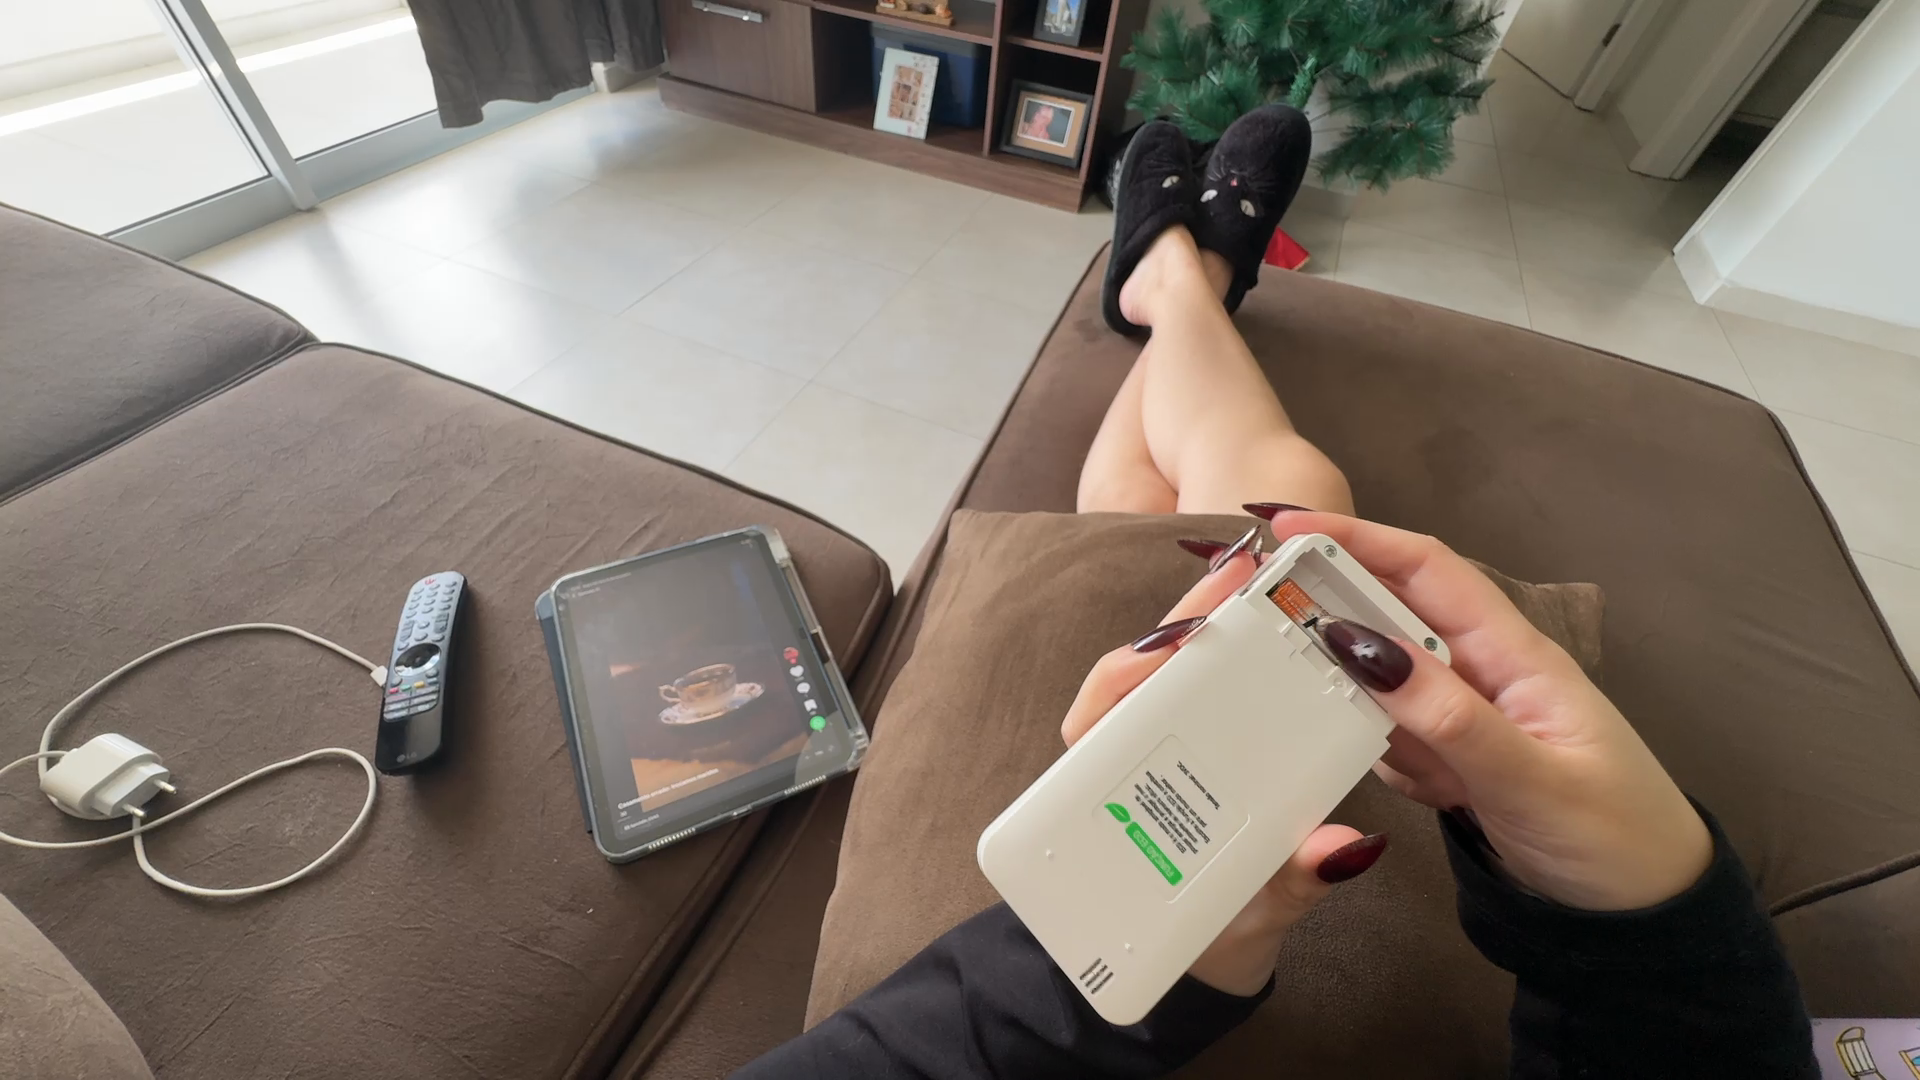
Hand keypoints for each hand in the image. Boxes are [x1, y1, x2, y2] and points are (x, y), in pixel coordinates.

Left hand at [1058, 536, 1385, 996]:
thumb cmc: (1212, 923)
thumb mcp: (1252, 912)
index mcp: (1116, 790)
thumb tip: (1345, 847)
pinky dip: (1223, 649)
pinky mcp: (1191, 736)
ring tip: (1248, 583)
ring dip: (1203, 622)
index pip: (1103, 711)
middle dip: (1184, 621)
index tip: (1171, 642)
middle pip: (1141, 670)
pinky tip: (1260, 626)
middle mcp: (1127, 754)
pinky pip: (1196, 683)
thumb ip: (1291, 882)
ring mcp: (1158, 740)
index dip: (1131, 668)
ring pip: (1167, 667)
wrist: (1213, 947)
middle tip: (1233, 578)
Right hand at [1263, 510, 1712, 911]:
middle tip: (1269, 623)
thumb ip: (1445, 714)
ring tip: (1361, 732)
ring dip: (1354, 698)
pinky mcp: (1436, 744)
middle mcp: (1474, 666)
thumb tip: (1355, 643)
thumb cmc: (1612, 837)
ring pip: (1373, 677)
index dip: (1358, 538)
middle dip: (1330, 611)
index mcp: (1510, 652)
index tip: (1288, 526)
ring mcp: (1451, 707)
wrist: (1639, 913)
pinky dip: (1379, 750)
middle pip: (1384, 613)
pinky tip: (1422, 788)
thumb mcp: (1530, 778)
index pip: (1425, 569)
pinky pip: (1380, 726)